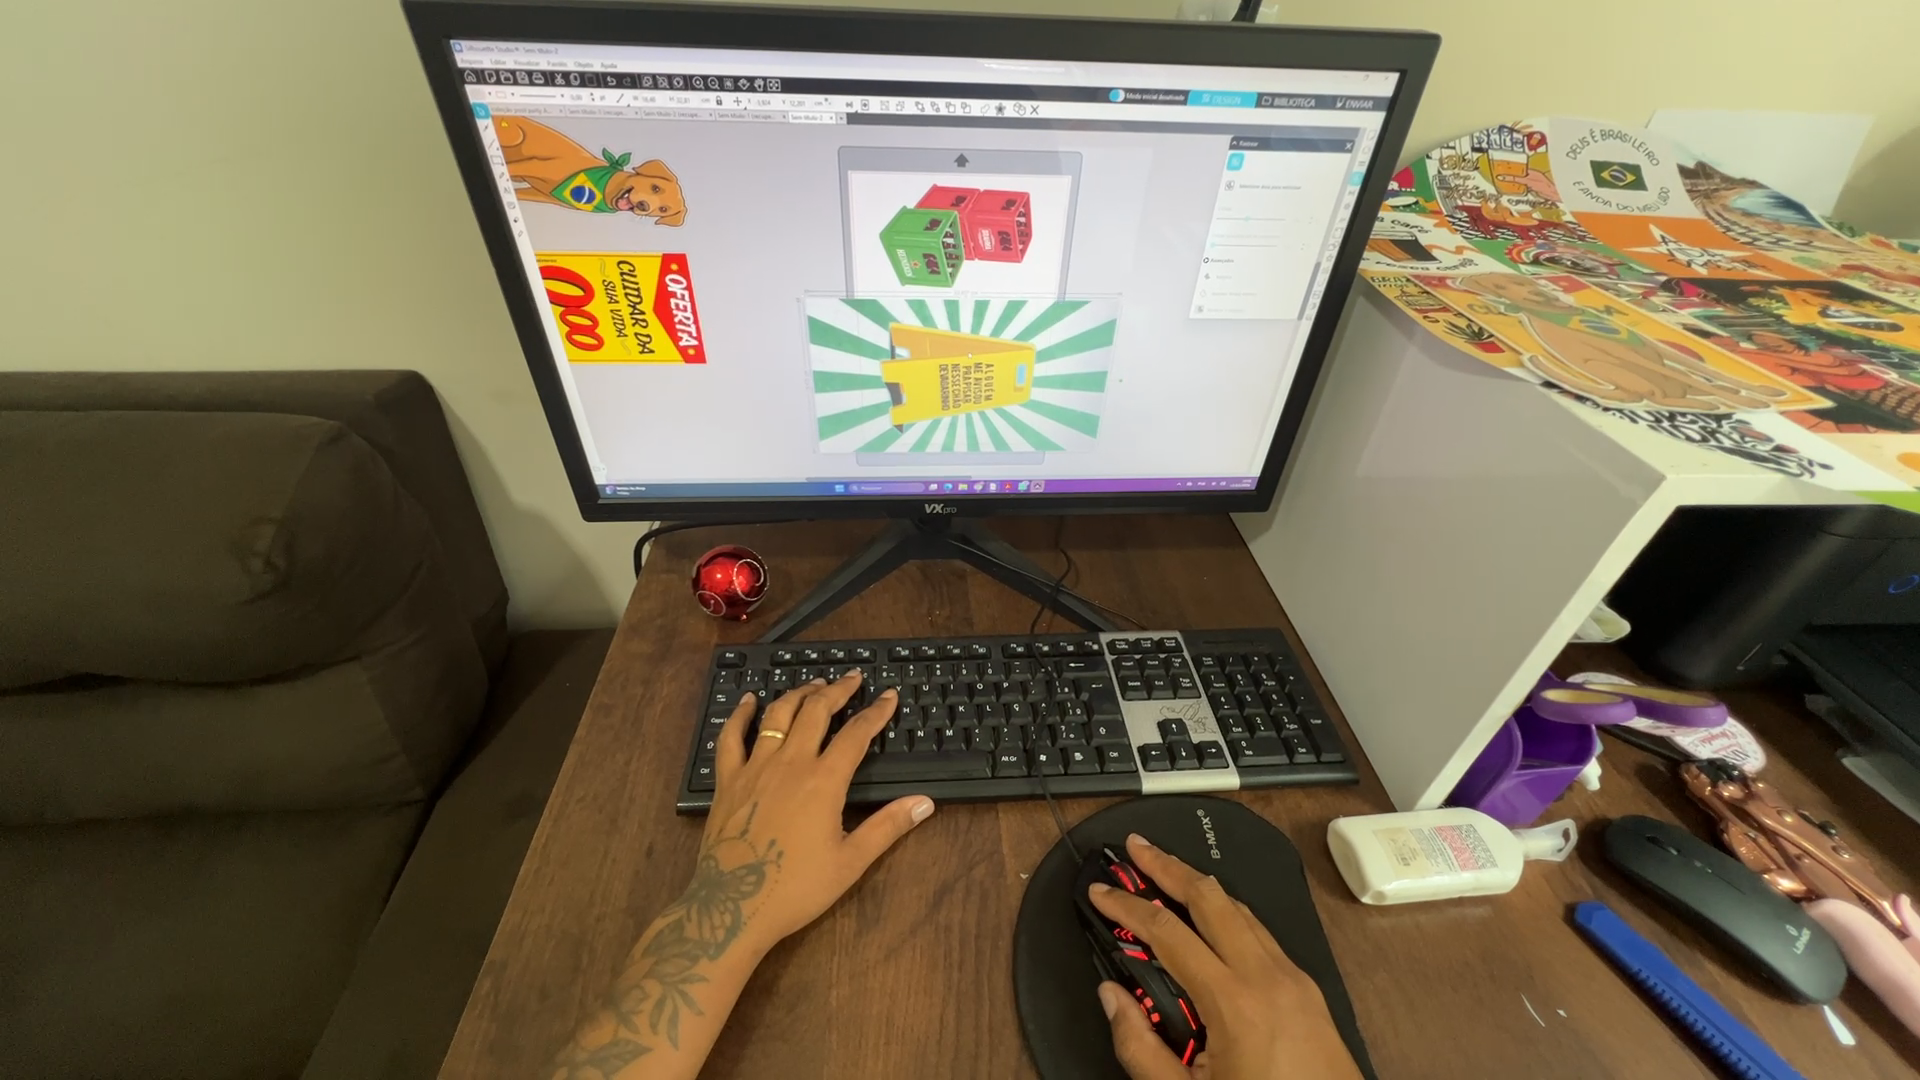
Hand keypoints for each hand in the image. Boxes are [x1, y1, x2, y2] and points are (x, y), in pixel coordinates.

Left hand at [698, 670, 934, 959]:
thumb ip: (888, 827)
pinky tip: (749, 700)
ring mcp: (755, 768)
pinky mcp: (727, 780)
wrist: (732, 909)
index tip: (889, 696)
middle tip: (853, 678)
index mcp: (824, 781)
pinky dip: (741, 714)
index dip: (876, 712)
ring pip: (778, 715)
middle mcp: (790, 763)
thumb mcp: (850, 861)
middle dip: (838, 690)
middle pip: (816, 711)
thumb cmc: (796, 888)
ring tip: (814, 684)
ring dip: (799, 694)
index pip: (856, 734)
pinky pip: (731, 737)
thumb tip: (925, 802)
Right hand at [1090, 834, 1361, 1079]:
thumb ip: (1140, 1048)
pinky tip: (1212, 915)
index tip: (1100, 891)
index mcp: (1234, 1003)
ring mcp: (1294, 980)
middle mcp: (1267, 977)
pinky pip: (1260, 931)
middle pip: (1209, 895)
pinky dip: (1227, 910)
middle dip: (1167, 864)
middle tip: (1136, 846)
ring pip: (1239, 907)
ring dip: (1198, 882)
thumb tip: (1111, 996)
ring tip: (1167, 869)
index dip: (1126, 905)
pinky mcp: (1309, 991)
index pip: (1166, 932)